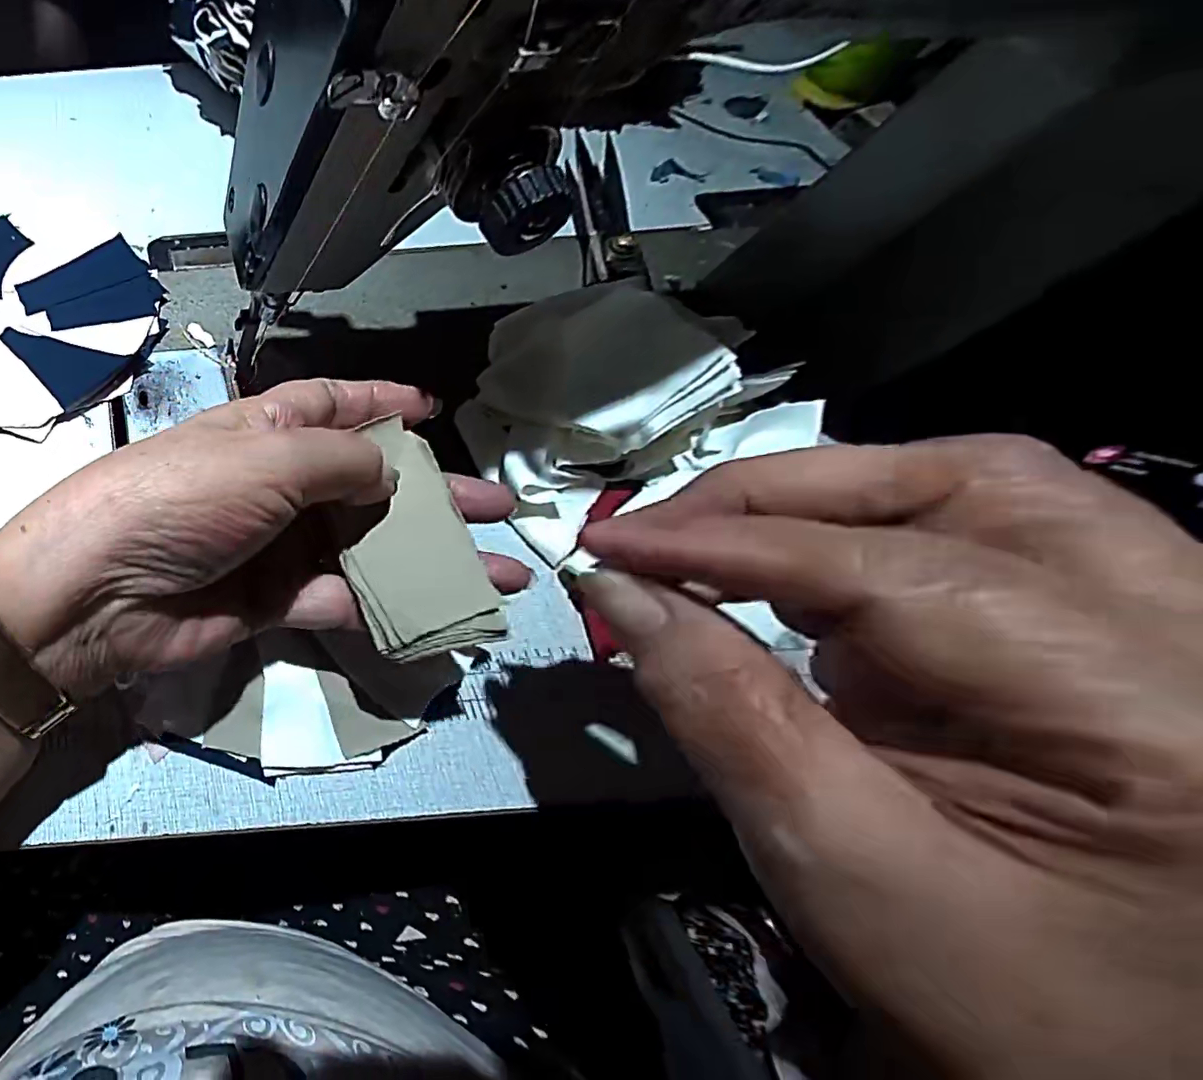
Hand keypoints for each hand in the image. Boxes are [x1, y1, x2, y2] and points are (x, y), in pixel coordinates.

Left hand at [0, 379, 530, 696]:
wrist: (100, 594)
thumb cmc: (182, 498)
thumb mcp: (265, 459)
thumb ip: (339, 463)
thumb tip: (389, 474)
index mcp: (267, 430)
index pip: (336, 405)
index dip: (384, 404)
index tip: (435, 414)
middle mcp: (274, 484)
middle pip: (365, 483)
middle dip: (429, 494)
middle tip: (495, 506)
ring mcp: (274, 546)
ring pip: (361, 548)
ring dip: (422, 558)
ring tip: (491, 569)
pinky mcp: (270, 602)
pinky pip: (338, 600)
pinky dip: (381, 606)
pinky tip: (434, 611)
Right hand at [574, 436, 1202, 1077]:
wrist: (1107, 1061)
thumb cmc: (987, 996)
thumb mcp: (831, 856)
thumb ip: (720, 707)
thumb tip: (617, 591)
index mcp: (1159, 717)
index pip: (895, 574)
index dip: (728, 545)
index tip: (607, 545)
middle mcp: (1198, 639)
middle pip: (964, 486)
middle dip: (777, 495)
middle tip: (657, 529)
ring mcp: (1156, 631)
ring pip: (969, 495)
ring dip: (813, 504)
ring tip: (704, 540)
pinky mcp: (1085, 643)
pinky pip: (956, 542)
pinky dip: (834, 542)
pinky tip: (765, 578)